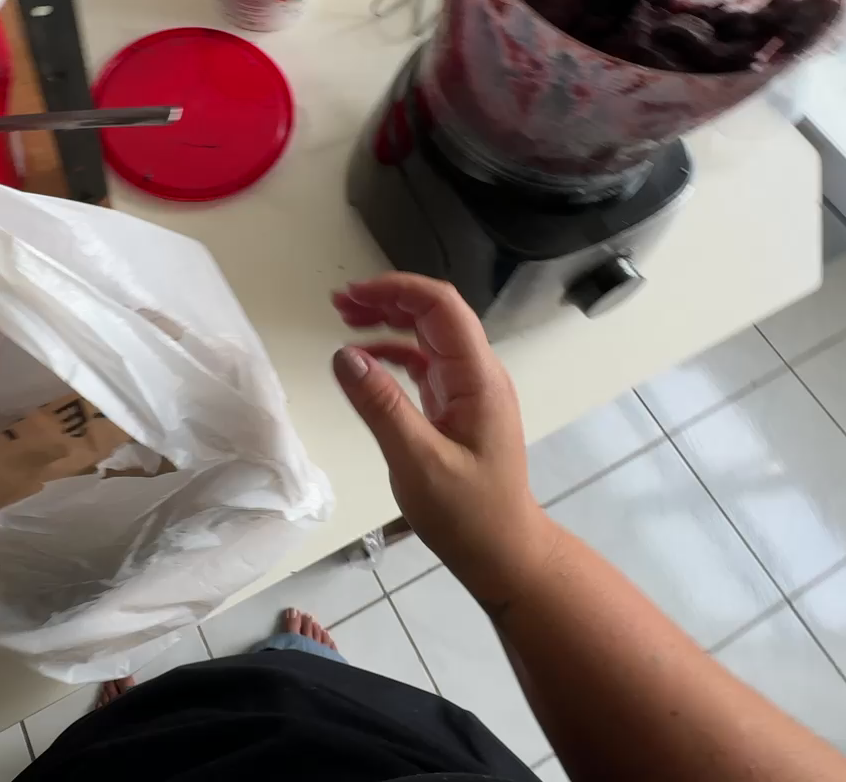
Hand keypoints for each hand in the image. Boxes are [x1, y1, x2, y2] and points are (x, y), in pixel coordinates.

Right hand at [331, 273, 551, 599]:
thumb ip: (380, 405)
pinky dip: (391, 352)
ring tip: (346, 319)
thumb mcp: (418, 462)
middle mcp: (476, 373)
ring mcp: (467, 388)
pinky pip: (421, 362)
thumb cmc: (468, 514)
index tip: (353, 296)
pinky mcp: (455, 404)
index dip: (396, 290)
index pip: (441, 307)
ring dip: (387, 321)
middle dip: (387, 299)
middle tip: (340, 303)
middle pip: (433, 313)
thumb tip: (343, 355)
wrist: (504, 554)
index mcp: (476, 377)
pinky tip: (365, 360)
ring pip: (426, 334)